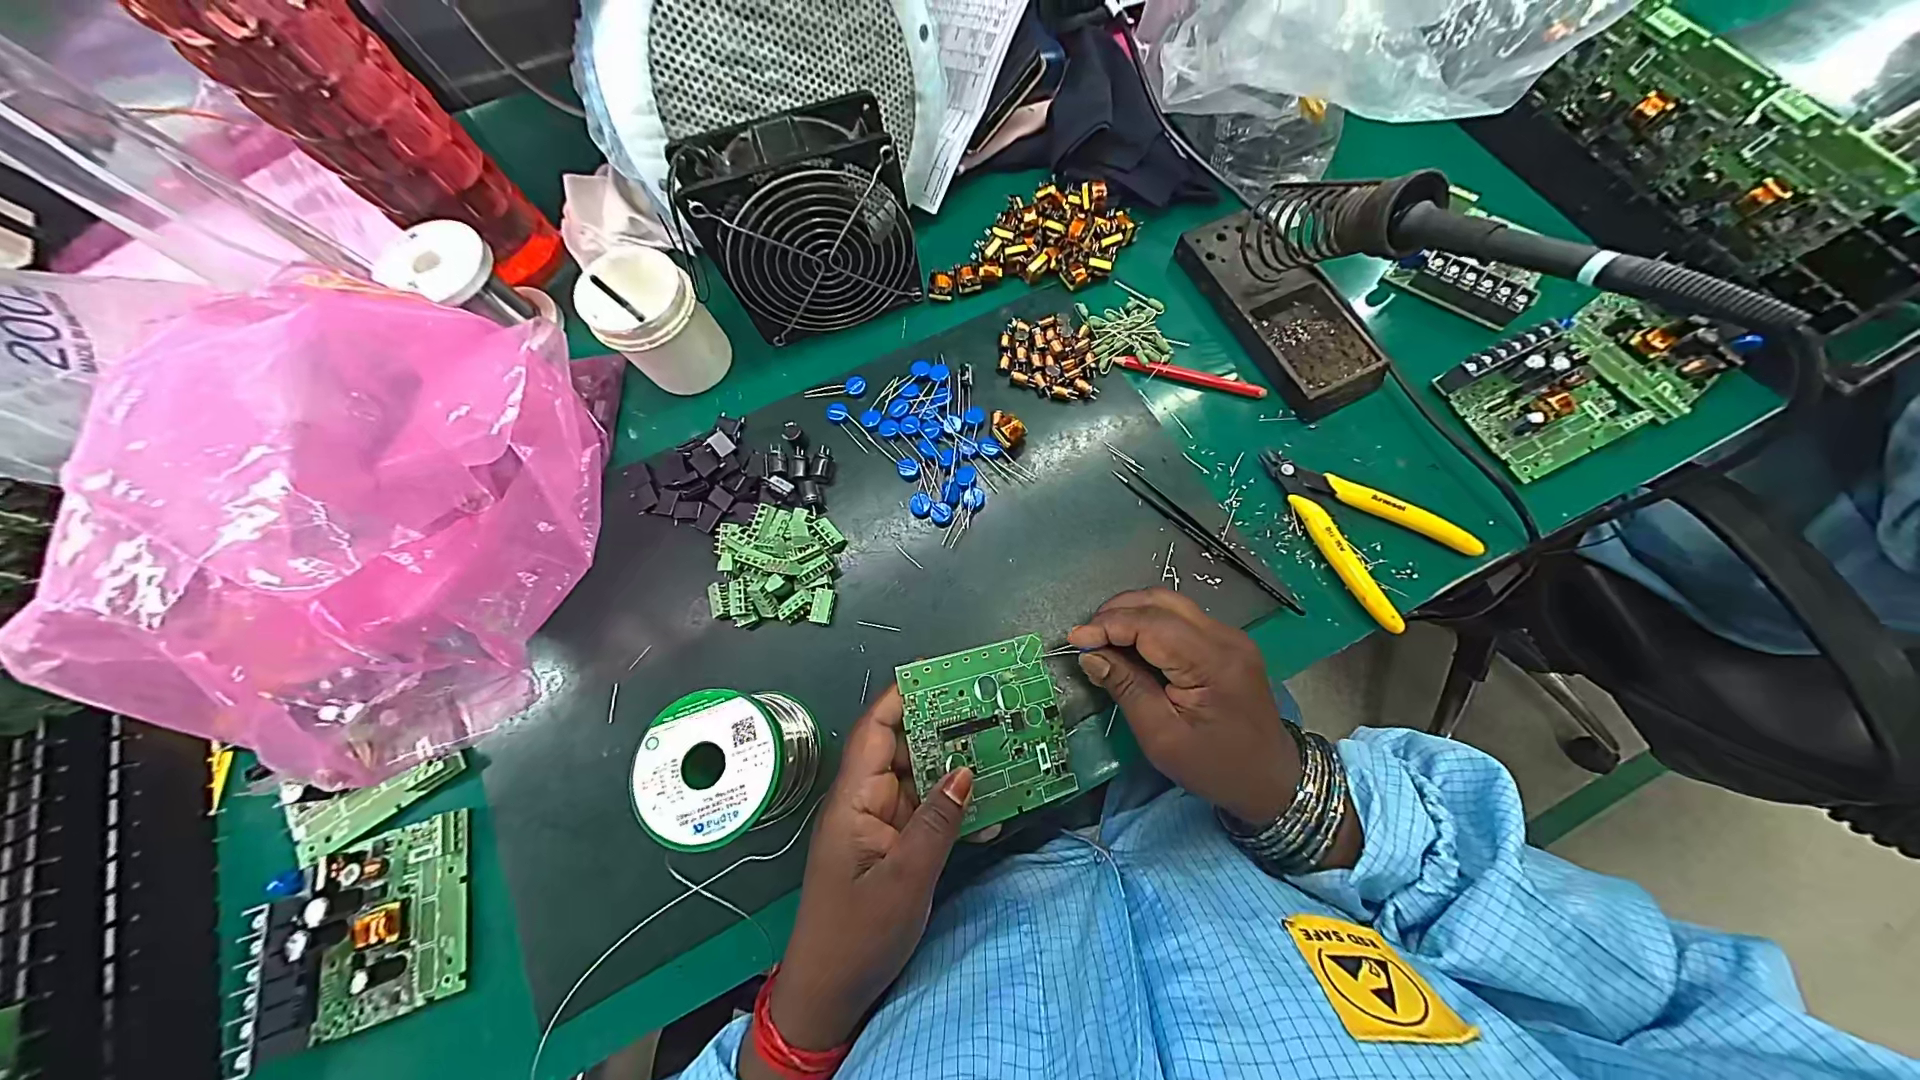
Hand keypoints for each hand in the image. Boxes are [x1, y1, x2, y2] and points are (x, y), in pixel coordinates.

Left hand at [760, 686, 970, 1058]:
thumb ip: (937, 823)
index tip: (939, 674)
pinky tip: (989, 810)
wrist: (830, 996)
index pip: (875, 730)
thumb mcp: (904, 881)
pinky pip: (926, 812)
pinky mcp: (893, 844)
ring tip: (999, 752)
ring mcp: (880, 823)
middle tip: (987, 713)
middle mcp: (866, 802)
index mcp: (854, 799)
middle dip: (942, 729)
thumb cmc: (855, 938)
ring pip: (919, 779)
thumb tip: (965, 772)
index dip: (903, 697)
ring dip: (954, 769)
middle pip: (903, 749)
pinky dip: (954, 808)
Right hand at [1067, 588, 1298, 824]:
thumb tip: (1091, 656)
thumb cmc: (1216, 767)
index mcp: (1213, 662)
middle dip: (1116, 613)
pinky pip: (1180, 618)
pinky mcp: (1226, 643)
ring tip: (1102, 638)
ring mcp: (1229, 637)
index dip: (1108, 626)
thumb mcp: (1162, 738)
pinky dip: (1148, 623)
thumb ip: (1127, 689)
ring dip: (1131, 614)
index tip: (1074, 640)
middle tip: (1087, 639)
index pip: (1151, 624)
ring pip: (1170, 604)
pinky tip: (1130, 643)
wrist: (1273, 780)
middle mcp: (1225, 638)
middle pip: (1161, 602)